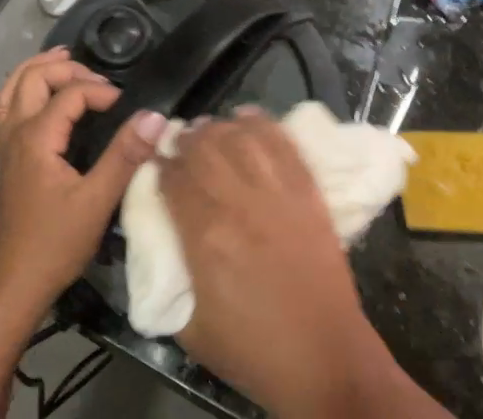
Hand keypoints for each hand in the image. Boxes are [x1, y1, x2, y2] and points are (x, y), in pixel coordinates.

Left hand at [0, 48, 166, 311]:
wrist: (17, 279)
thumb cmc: (57, 242)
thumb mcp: (97, 201)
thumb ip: (124, 157)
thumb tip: (154, 117)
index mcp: (36, 137)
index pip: (68, 93)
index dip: (99, 91)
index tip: (126, 105)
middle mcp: (15, 131)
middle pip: (32, 78)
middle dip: (64, 68)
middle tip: (97, 76)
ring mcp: (6, 143)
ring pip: (12, 88)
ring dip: (37, 69)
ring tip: (64, 60)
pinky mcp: (6, 157)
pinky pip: (7, 106)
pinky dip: (22, 88)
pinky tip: (39, 95)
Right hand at [161, 112, 429, 417]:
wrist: (327, 364)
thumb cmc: (254, 351)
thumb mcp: (191, 328)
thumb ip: (168, 280)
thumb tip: (155, 247)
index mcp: (205, 237)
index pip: (173, 178)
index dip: (159, 165)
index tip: (155, 162)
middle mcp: (240, 206)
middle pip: (204, 149)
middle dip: (185, 140)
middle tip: (180, 144)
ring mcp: (279, 198)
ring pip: (242, 139)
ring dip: (220, 129)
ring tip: (210, 131)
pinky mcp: (309, 198)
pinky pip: (285, 148)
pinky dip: (265, 126)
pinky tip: (248, 118)